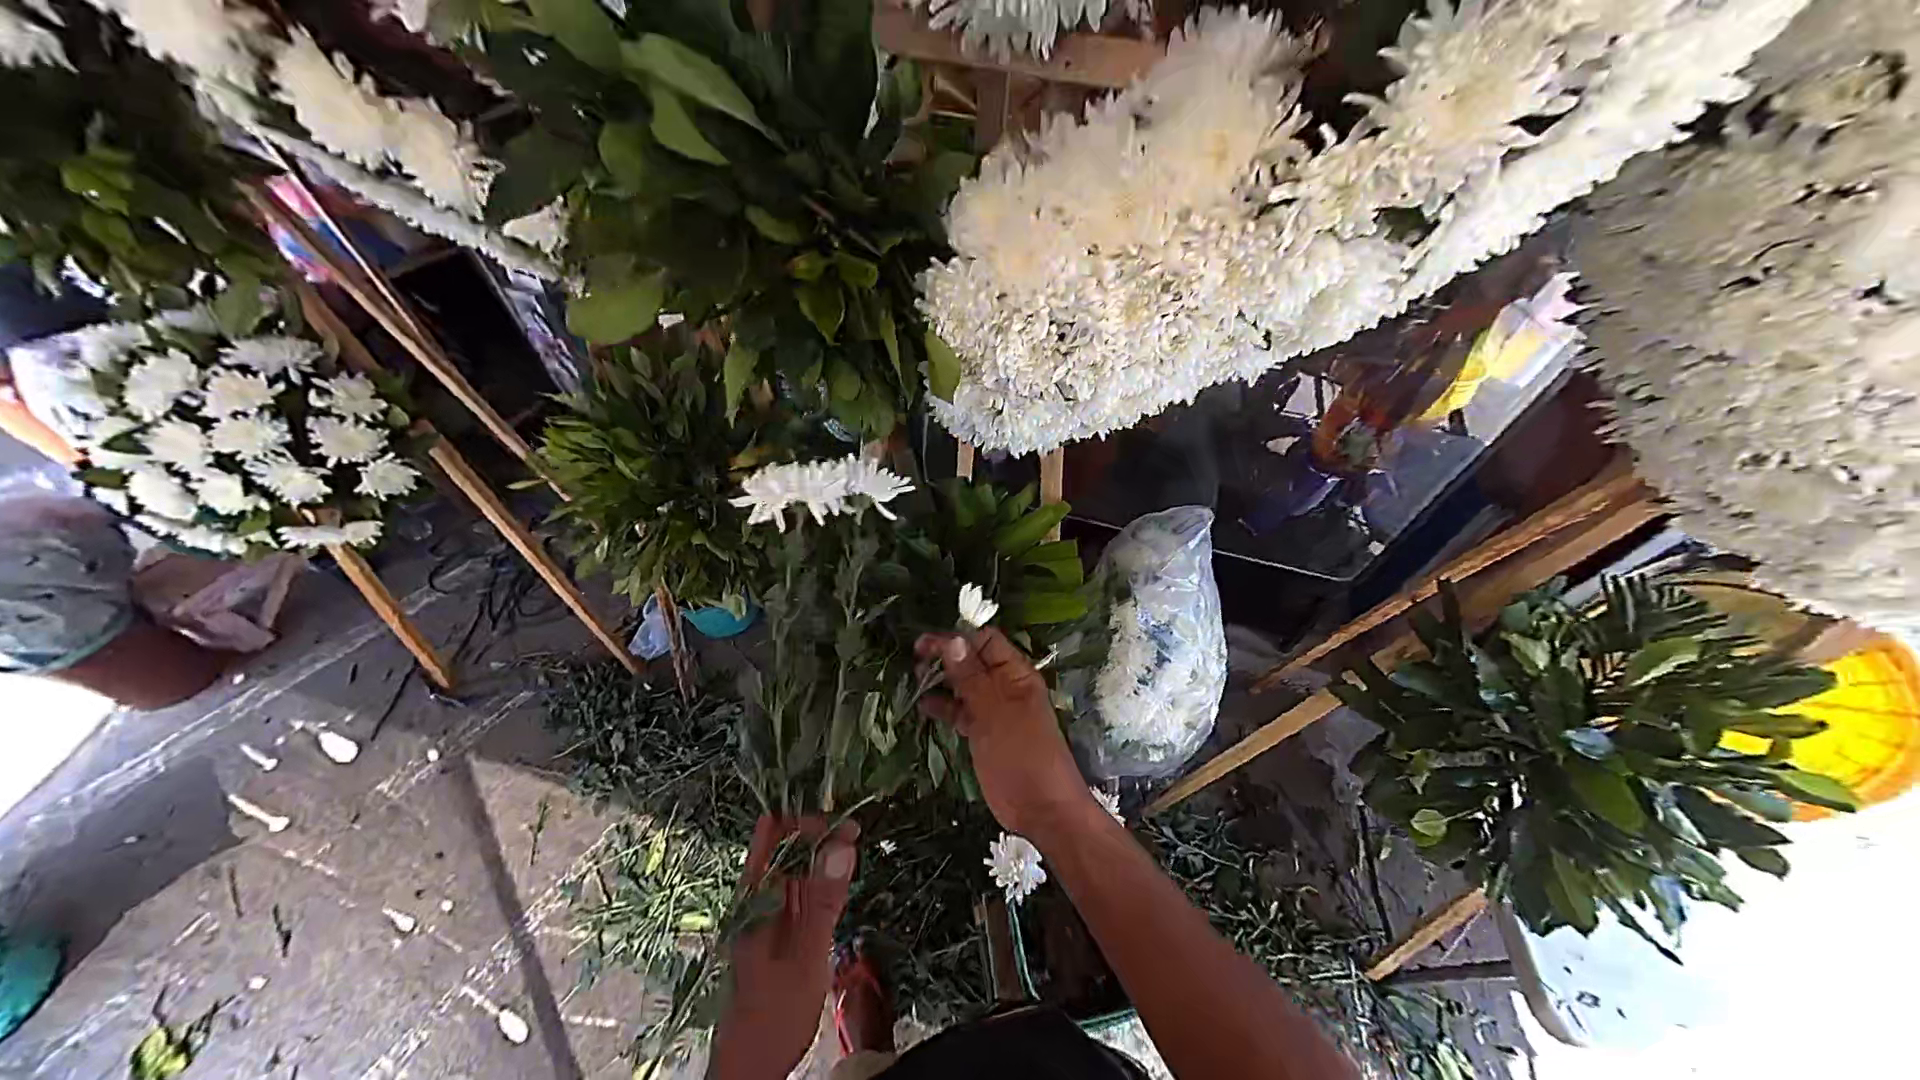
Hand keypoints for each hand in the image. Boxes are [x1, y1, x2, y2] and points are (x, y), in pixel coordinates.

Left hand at [708, 815, 857, 1079]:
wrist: (750, 1065)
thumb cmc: (774, 1013)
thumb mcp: (806, 955)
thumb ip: (824, 899)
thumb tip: (843, 844)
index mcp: (754, 895)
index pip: (774, 832)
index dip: (808, 821)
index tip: (845, 828)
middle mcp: (757, 895)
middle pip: (785, 843)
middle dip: (820, 831)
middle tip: (856, 835)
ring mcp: (767, 909)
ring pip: (794, 863)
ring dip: (822, 852)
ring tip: (853, 848)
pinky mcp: (779, 925)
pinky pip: (800, 886)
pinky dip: (820, 877)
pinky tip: (839, 879)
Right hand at [915, 629, 1095, 841]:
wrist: (1041, 809)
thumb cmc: (1023, 755)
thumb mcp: (995, 712)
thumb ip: (972, 677)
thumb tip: (952, 640)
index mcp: (1016, 674)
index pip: (985, 641)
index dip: (957, 638)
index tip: (925, 644)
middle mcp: (1004, 686)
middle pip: (971, 660)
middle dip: (945, 656)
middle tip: (915, 658)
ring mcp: (993, 710)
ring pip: (963, 685)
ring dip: (940, 679)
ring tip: (915, 678)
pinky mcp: (982, 732)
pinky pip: (959, 711)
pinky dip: (942, 706)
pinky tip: (923, 705)